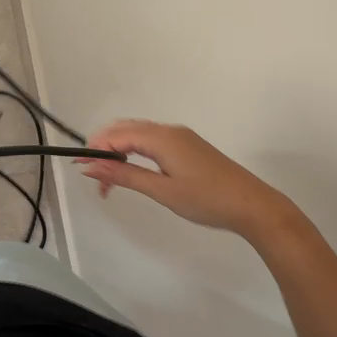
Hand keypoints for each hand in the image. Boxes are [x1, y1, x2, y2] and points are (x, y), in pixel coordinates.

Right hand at [78, 120, 297, 240]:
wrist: (255, 207)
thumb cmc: (207, 200)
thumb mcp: (162, 191)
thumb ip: (124, 175)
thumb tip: (90, 167)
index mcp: (161, 138)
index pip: (116, 136)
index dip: (94, 149)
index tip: (81, 169)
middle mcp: (168, 130)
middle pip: (124, 129)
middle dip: (103, 149)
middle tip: (94, 177)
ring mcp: (180, 136)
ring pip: (137, 133)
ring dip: (118, 151)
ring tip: (110, 179)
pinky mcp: (188, 146)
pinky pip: (151, 139)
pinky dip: (134, 151)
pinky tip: (133, 170)